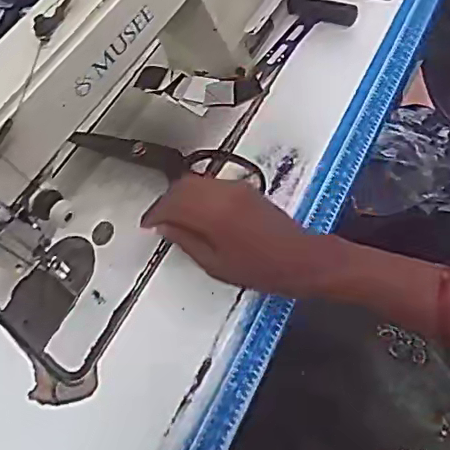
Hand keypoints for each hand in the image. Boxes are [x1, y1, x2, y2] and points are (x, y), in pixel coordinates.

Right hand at [141, 176, 346, 297]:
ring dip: (181, 195)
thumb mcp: (215, 265)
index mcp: (214, 213)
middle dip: (166, 201)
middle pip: (182, 186)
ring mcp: (236, 188)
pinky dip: (197, 193)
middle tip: (158, 219)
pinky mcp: (245, 189)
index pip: (173, 202)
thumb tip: (165, 227)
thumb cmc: (263, 268)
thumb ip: (186, 241)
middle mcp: (224, 193)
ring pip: (196, 180)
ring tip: (174, 216)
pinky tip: (196, 210)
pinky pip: (211, 183)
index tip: (148, 223)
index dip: (155, 212)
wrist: (301, 259)